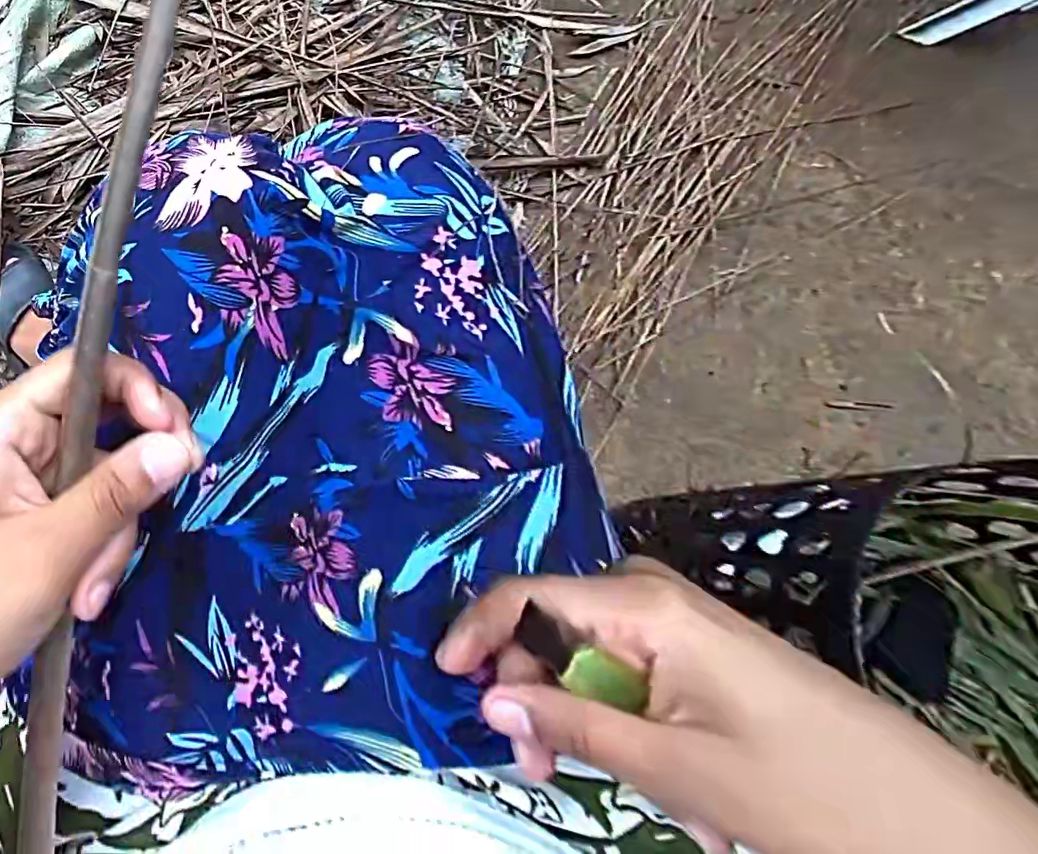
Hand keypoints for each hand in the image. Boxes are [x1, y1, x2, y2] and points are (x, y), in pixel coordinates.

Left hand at [0, 350, 201, 762]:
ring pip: (109, 477)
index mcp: (6, 424)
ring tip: (88, 593)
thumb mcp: (50, 550)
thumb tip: (179, 445)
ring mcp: (37, 479)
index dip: (135, 387)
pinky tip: (83, 599)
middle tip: (167, 503)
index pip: (80, 369)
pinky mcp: (47, 516)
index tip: (176, 436)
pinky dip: (102, 552)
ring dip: (114, 534)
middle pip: (106, 421)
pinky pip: (98, 513)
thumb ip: (117, 493)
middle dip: (133, 477)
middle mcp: (23, 440)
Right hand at [437, 558, 1037, 853]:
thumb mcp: (679, 768)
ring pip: (588, 657)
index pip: (524, 596)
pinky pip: (632, 675)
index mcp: (641, 602)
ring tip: (623, 788)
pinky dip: (628, 724)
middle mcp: (651, 596)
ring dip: (585, 719)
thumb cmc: (819, 796)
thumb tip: (485, 702)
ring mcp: (680, 623)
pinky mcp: (704, 655)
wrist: (979, 844)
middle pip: (552, 629)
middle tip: (537, 765)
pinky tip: (676, 787)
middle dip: (535, 695)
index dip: (476, 631)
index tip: (446, 674)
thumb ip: (569, 726)